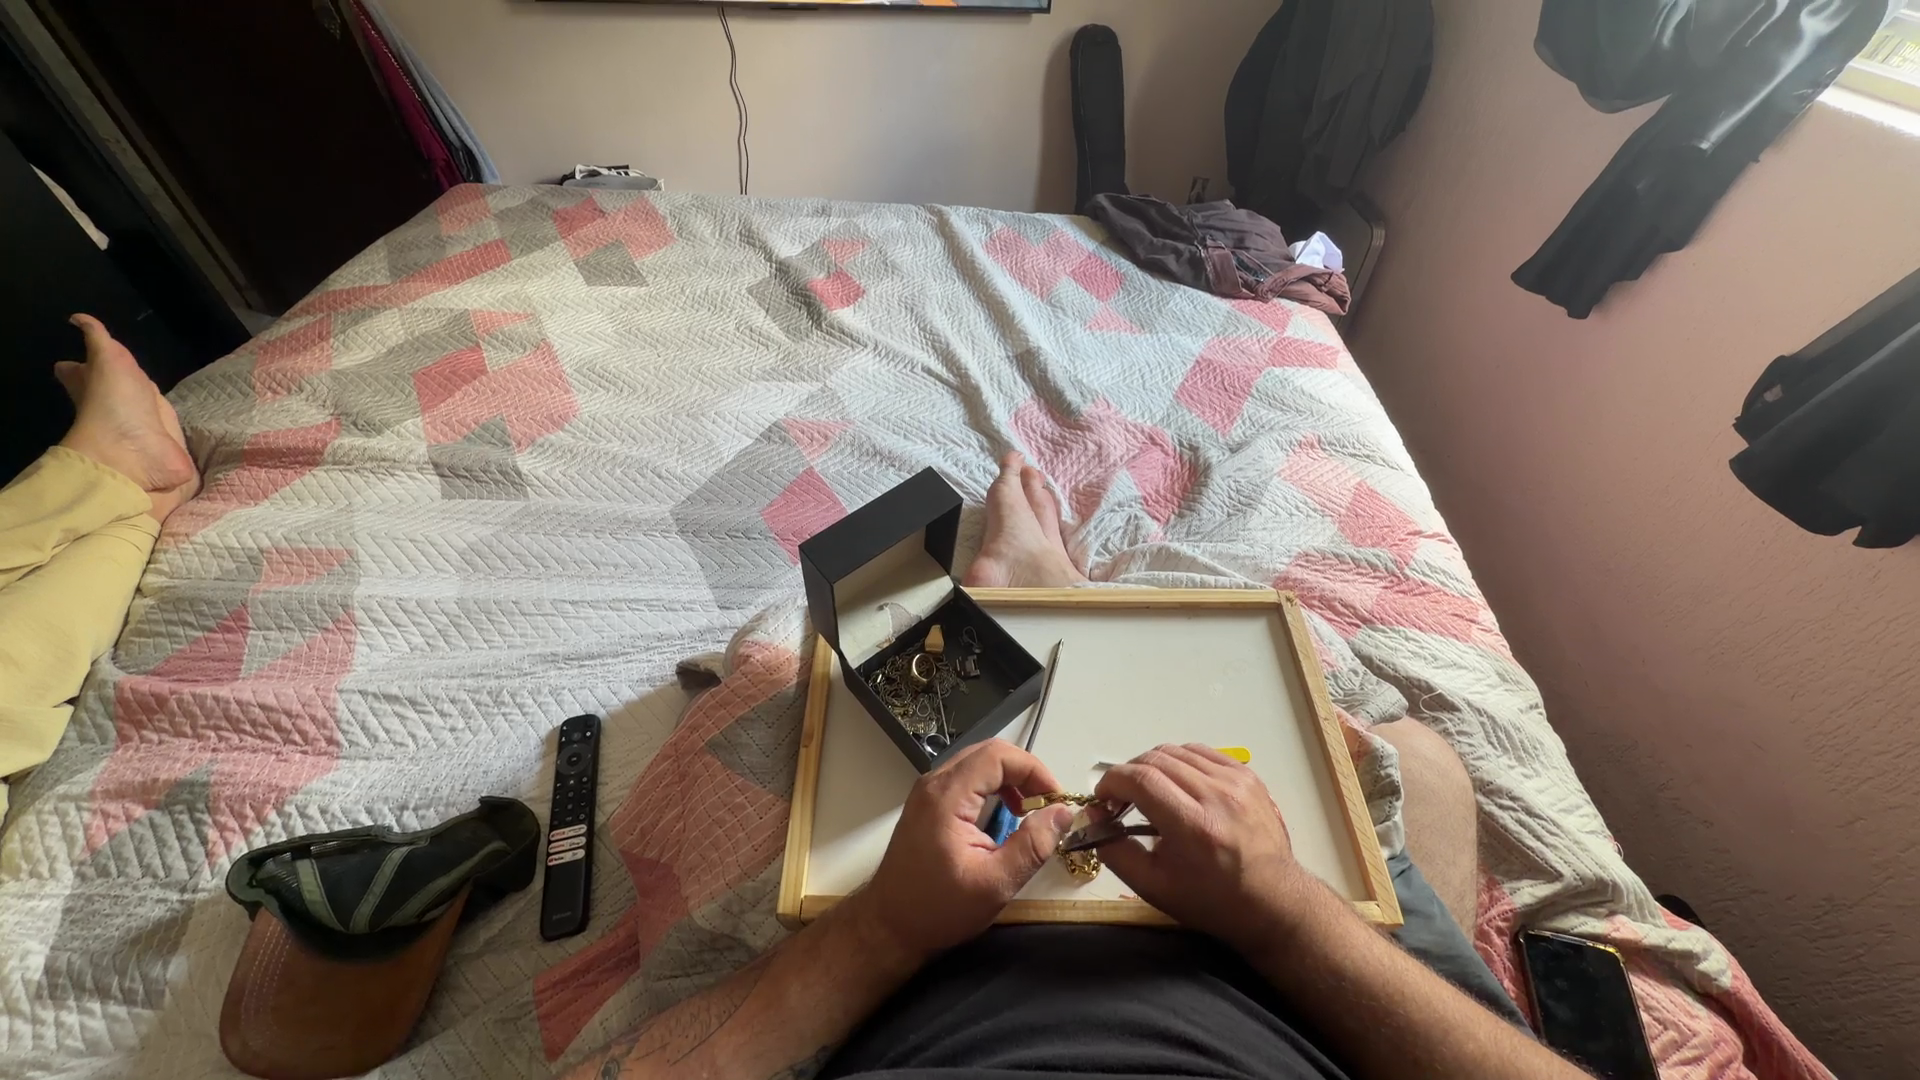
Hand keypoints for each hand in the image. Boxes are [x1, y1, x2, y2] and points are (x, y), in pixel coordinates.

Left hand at [55, 314, 199, 521]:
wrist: (139, 453)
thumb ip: (99, 340)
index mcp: (98, 386)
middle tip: (136, 375)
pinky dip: (186, 433)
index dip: (90, 363)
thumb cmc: (116, 406)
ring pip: (151, 412)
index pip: (88, 370)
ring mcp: (148, 428)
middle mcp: (121, 407)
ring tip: (172, 399)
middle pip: (121, 391)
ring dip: (158, 408)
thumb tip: (79, 318)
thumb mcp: (106, 362)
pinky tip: (199, 428)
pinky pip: (180, 437)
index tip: (97, 353)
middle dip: (127, 384)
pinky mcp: (173, 446)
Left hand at [851, 739, 1075, 961]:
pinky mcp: (928, 802)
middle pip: (988, 752)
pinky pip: (966, 777)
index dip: (1033, 769)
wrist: (889, 926)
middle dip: (1025, 771)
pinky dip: (992, 786)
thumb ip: (1032, 846)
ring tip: (1030, 810)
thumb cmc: (939, 909)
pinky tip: (1005, 815)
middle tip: (1047, 803)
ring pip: (977, 762)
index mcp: (947, 796)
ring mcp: (928, 790)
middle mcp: (935, 783)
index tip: (1055, 799)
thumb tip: (1063, 814)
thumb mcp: (994, 884)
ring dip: (1009, 778)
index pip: (997, 756)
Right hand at [1094, 743, 1323, 953]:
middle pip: (1155, 759)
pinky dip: (1179, 762)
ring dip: (1151, 766)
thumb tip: (1093, 816)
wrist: (1273, 903)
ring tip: (1148, 790)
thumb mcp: (1153, 887)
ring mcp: (1236, 781)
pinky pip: (1200, 752)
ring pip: (1176, 751)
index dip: (1112, 782)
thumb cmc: (1209, 900)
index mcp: (1194, 826)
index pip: (1141, 779)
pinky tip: (1176, 784)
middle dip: (1128, 774)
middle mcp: (1217, 795)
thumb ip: (1115, 850)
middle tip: (1121, 798)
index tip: (1103, 799)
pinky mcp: (1247, 775)